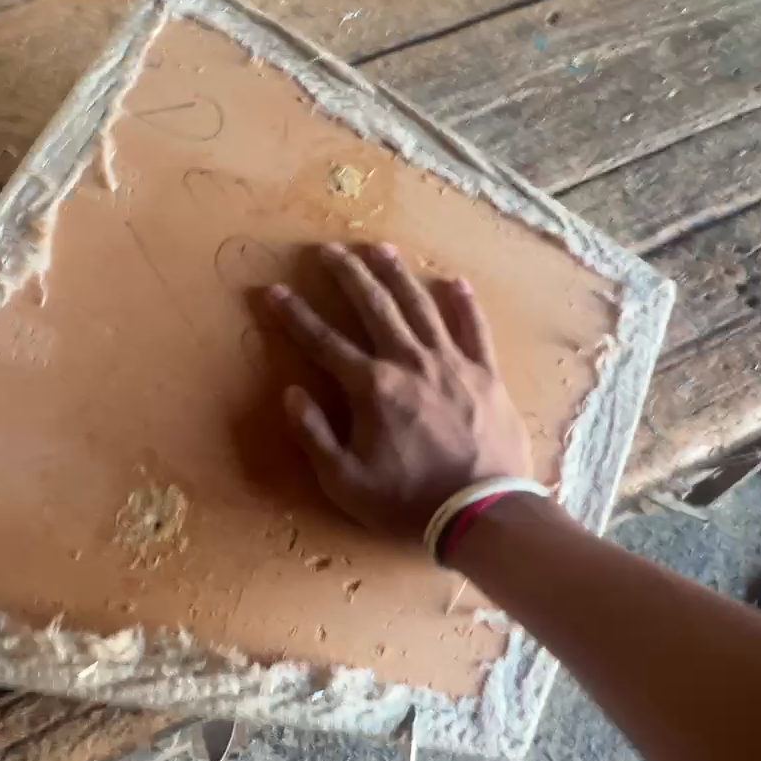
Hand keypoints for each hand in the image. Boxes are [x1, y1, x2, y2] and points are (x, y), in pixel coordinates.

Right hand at [265, 242, 532, 542]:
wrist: (482, 512)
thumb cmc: (408, 502)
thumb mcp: (345, 482)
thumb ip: (314, 435)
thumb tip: (290, 394)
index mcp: (372, 387)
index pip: (323, 341)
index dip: (295, 315)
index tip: (274, 291)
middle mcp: (410, 362)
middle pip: (374, 306)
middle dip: (347, 274)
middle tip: (329, 250)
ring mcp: (452, 363)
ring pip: (420, 305)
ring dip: (397, 274)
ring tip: (380, 248)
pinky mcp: (486, 373)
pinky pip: (474, 328)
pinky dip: (464, 303)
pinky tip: (454, 282)